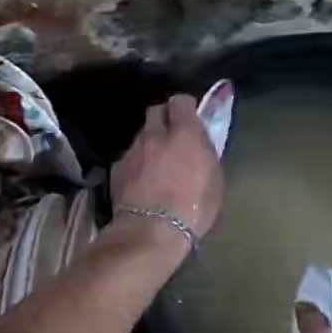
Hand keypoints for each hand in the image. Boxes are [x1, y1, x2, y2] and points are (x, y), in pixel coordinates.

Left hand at [110, 93, 223, 238]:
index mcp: (184, 134)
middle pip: (155, 111)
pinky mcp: (116, 168)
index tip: (191, 120)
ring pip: (141, 136)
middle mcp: (154, 135)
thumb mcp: (215, 181)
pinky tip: (141, 182)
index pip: (180, 101)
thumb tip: (200, 145)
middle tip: (173, 138)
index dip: (185, 108)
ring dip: (150, 144)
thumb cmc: (193, 209)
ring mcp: (132, 150)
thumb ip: (206, 155)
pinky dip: (136, 163)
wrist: (150, 231)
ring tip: (157, 165)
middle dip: (164, 120)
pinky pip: (129, 157)